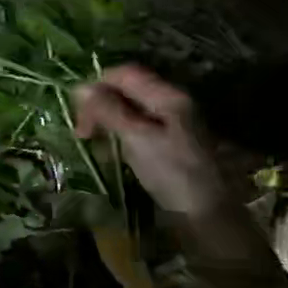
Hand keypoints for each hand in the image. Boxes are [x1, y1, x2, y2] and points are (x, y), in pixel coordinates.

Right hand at [72, 65, 232, 216]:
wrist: (209, 212)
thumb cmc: (173, 173)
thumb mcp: (137, 139)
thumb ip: (110, 111)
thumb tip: (80, 87)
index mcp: (167, 96)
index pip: (126, 74)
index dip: (98, 85)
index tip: (78, 113)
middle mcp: (172, 103)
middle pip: (129, 91)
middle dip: (101, 105)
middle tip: (82, 133)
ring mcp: (174, 124)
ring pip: (132, 111)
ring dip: (109, 122)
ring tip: (93, 144)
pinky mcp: (172, 145)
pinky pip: (140, 130)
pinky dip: (122, 137)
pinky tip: (112, 154)